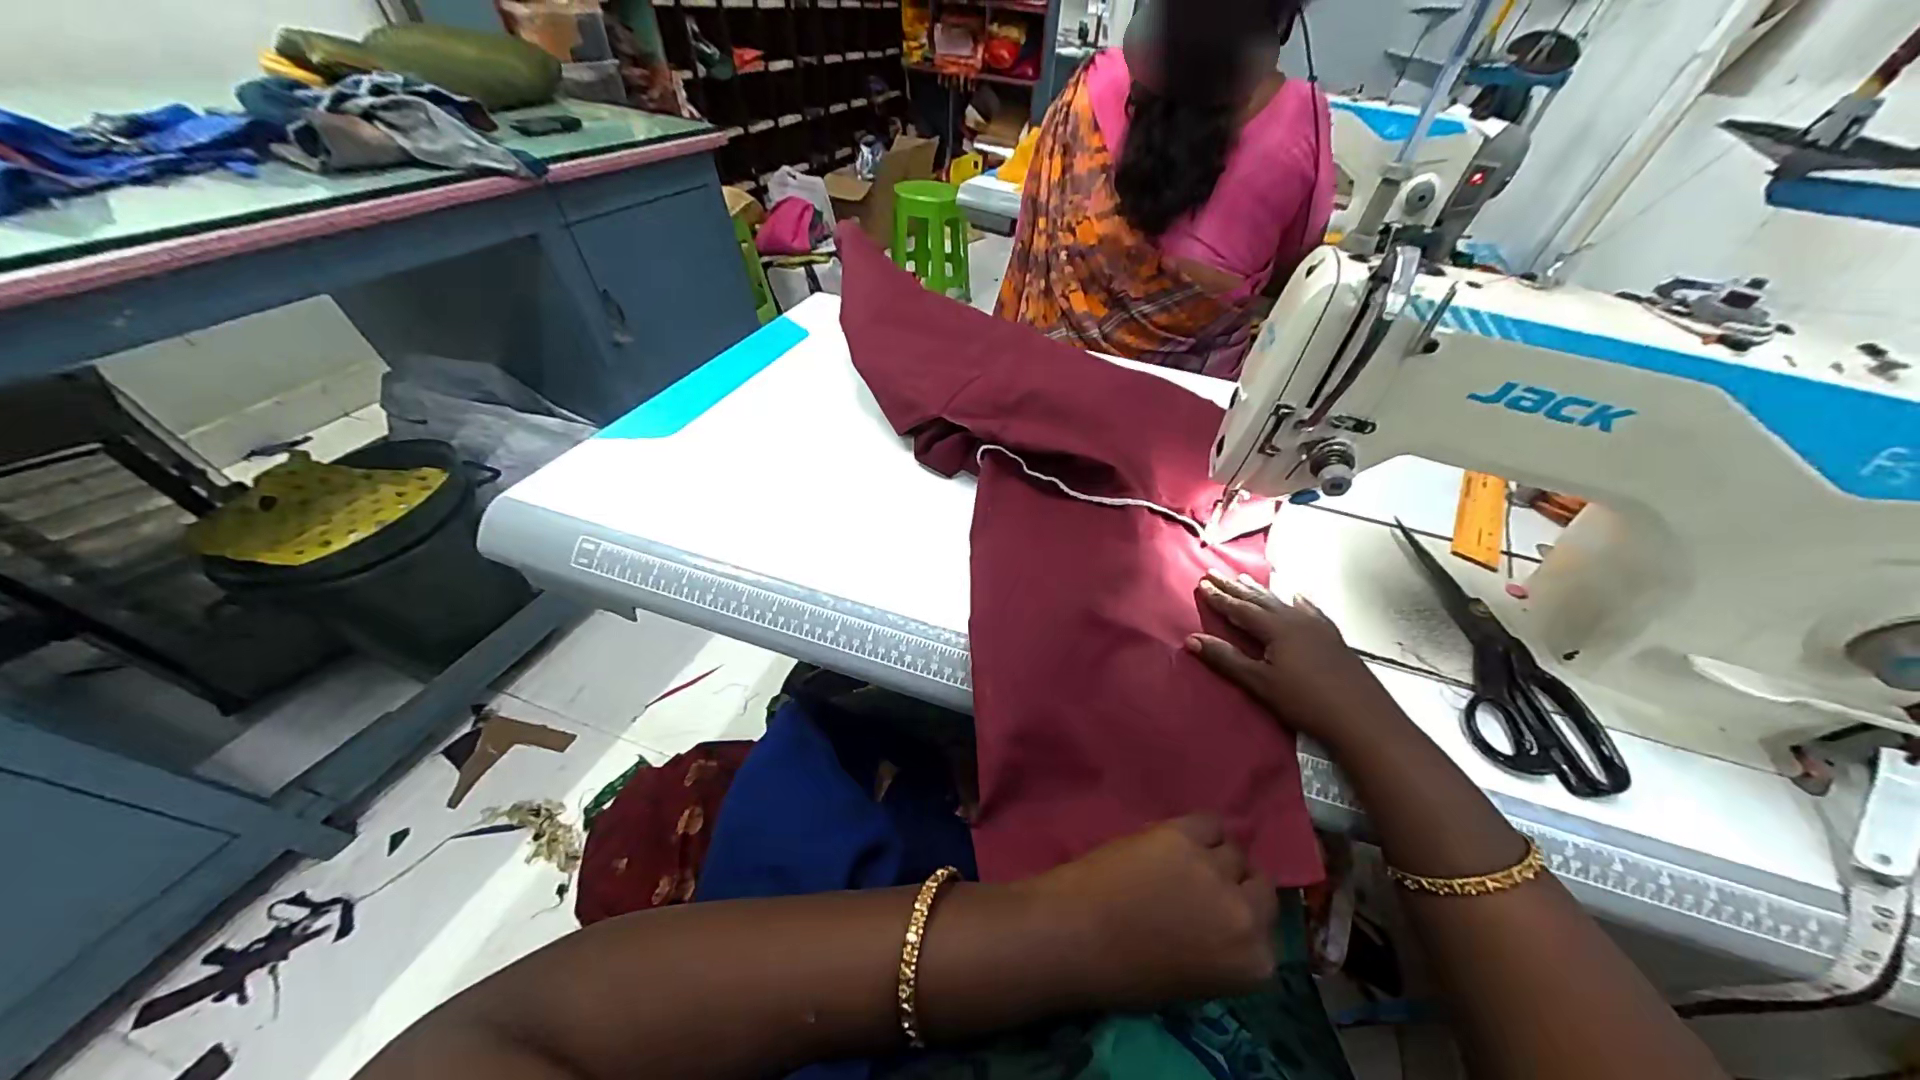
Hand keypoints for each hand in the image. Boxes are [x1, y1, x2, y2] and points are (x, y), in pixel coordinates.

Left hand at [1019, 816, 1276, 1009]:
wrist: (1076, 935)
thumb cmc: (1125, 973)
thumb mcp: (1195, 981)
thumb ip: (1224, 951)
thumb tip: (1227, 921)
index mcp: (1255, 964)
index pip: (1267, 930)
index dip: (1243, 919)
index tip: (1220, 915)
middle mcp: (1246, 915)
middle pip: (1259, 885)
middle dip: (1237, 886)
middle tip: (1205, 885)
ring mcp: (1215, 870)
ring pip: (1235, 851)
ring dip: (1216, 856)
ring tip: (1186, 860)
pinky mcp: (1182, 834)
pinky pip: (1209, 821)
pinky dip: (1200, 828)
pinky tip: (1179, 837)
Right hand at [1185, 571, 1405, 746]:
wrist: (1362, 717)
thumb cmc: (1305, 701)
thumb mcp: (1259, 682)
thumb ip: (1226, 659)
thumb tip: (1192, 639)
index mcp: (1276, 628)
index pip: (1240, 608)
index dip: (1219, 596)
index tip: (1202, 583)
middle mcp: (1296, 620)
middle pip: (1259, 599)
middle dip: (1235, 587)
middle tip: (1216, 573)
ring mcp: (1317, 626)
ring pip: (1282, 601)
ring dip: (1261, 591)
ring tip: (1245, 579)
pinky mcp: (1332, 637)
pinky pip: (1309, 609)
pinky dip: (1297, 600)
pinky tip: (1297, 596)